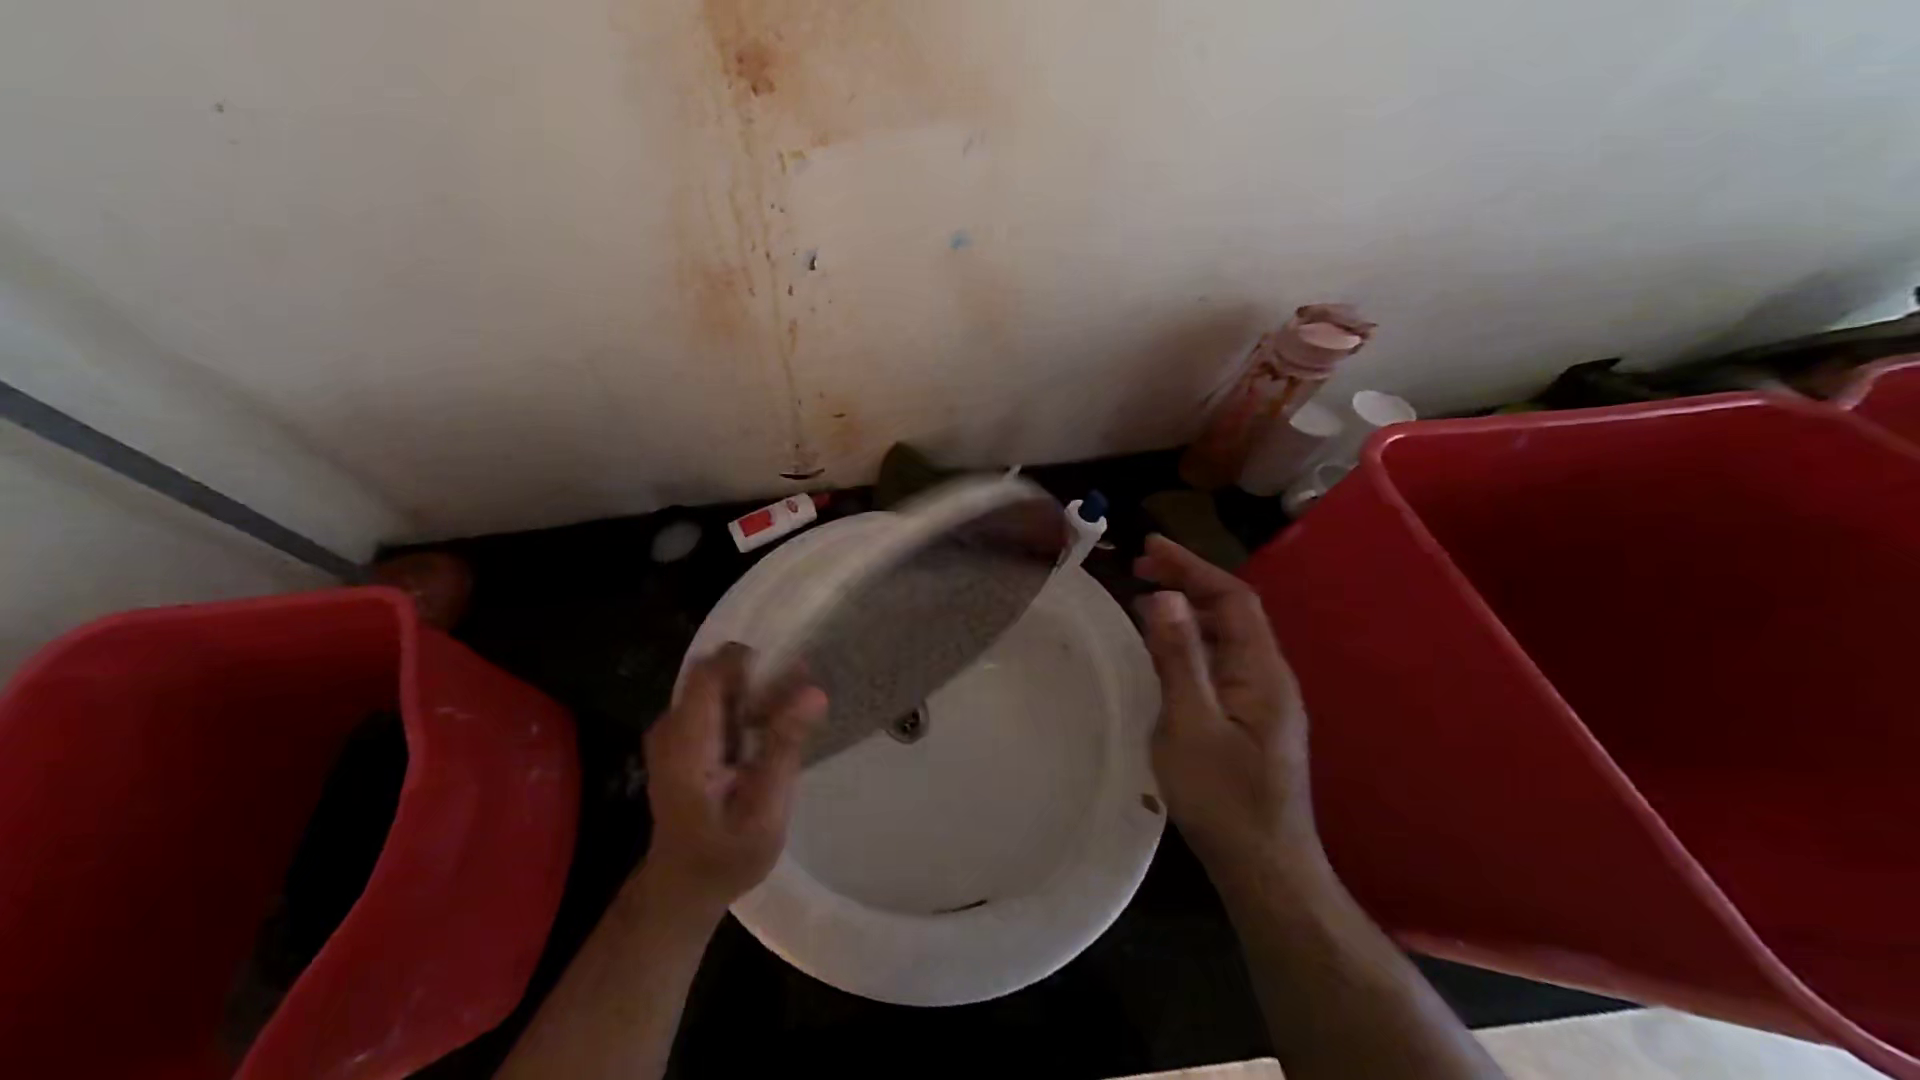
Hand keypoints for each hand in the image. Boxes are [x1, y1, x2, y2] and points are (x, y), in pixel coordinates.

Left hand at [641, 643, 826, 916]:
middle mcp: (671, 727)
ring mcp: (673, 732)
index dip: (752, 662)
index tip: (792, 676)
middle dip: (760, 678)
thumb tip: (814, 691)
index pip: (711, 671)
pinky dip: (745, 709)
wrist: (685, 886)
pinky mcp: (682, 739)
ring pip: (718, 686)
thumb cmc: (727, 855)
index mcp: (686, 742)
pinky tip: (767, 738)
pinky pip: (716, 704)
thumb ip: (784, 747)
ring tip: (788, 724)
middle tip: (798, 703)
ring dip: (756, 694)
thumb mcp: (765, 810)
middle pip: (716, 674)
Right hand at [1134, 535, 1322, 876]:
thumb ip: (1179, 658)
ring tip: (1143, 597)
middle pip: (1232, 612)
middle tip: (1138, 566)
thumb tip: (1163, 595)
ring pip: (1225, 637)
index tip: (1149, 545)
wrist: (1265, 868)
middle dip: (1187, 581)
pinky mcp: (1249, 719)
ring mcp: (1261, 700)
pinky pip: (1218, 662)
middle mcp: (1268, 676)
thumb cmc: (1224, 799)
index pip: (1232, 597)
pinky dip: (1189, 642)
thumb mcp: (1190, 725)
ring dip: (1187, 610)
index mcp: (1262, 671)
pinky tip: (1163, 650)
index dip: (1192, 565)